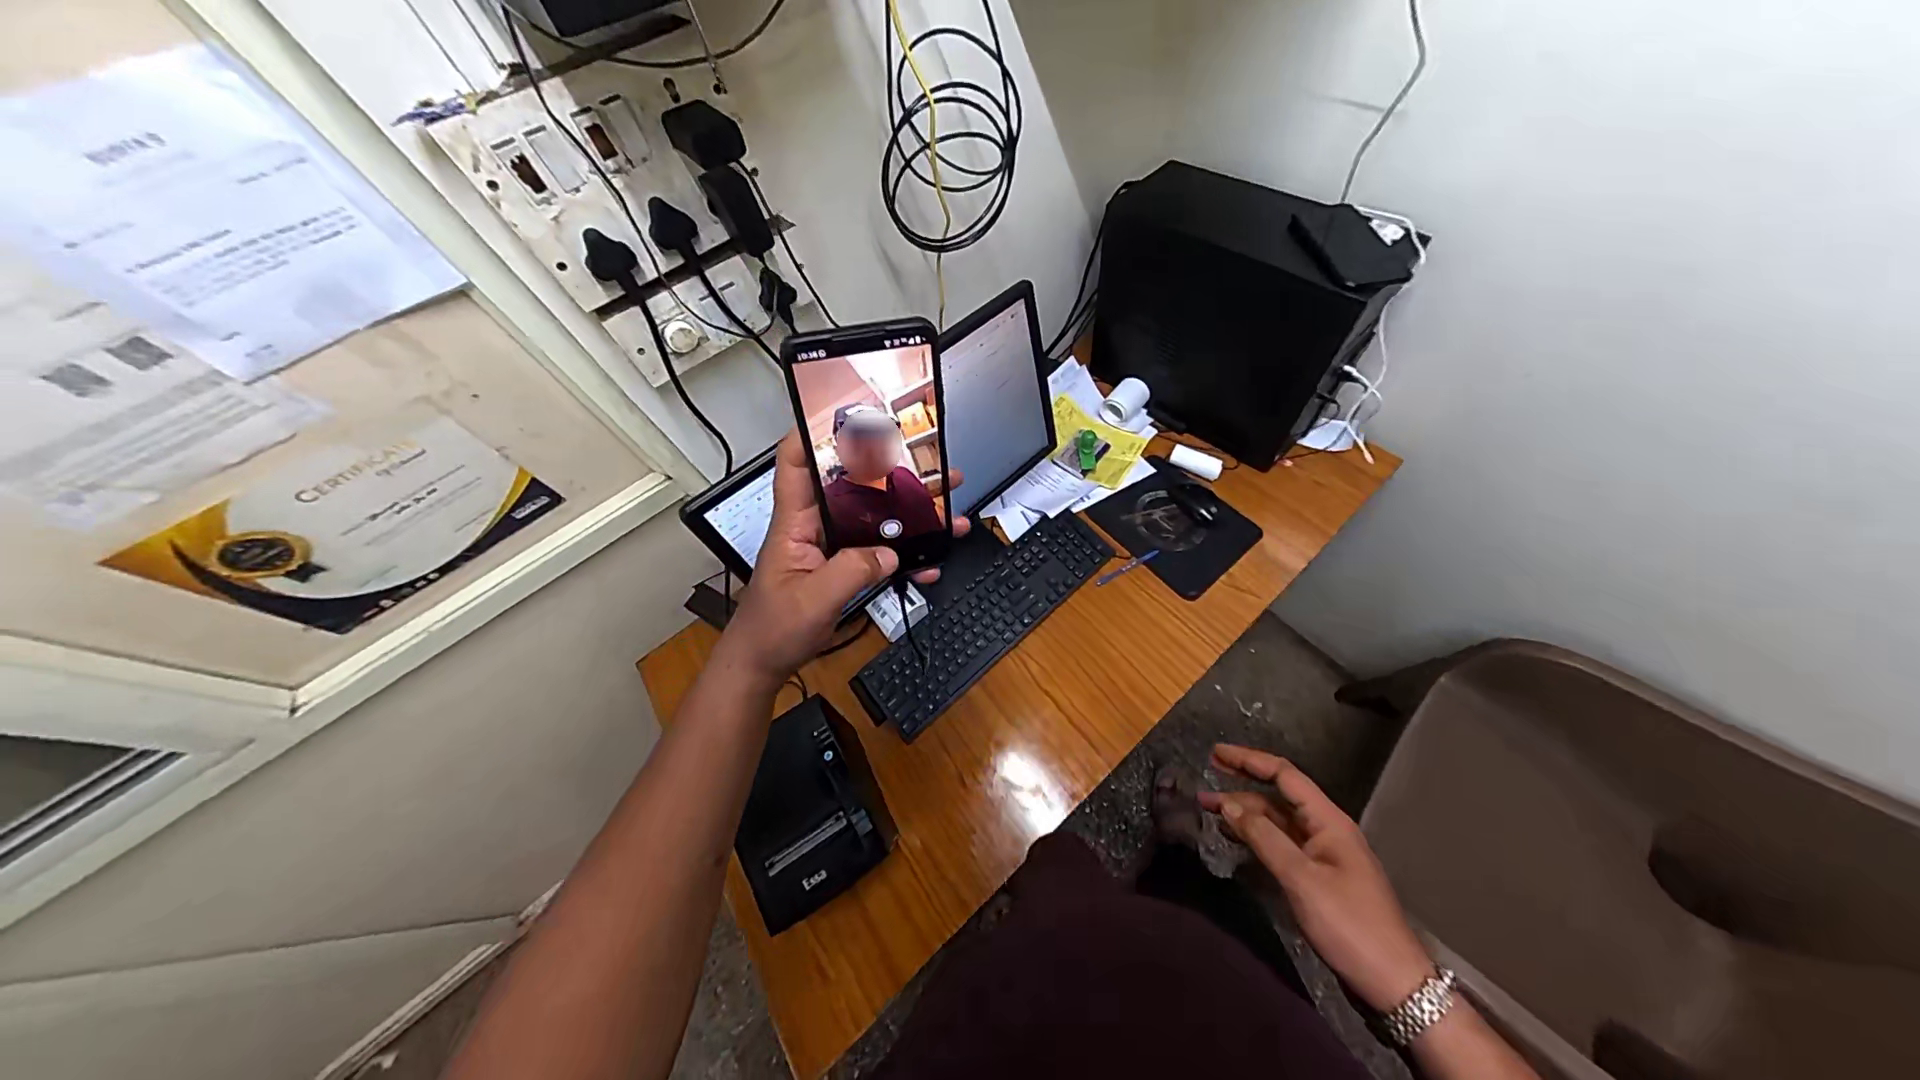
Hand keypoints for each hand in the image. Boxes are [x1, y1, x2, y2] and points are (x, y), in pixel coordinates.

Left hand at [721, 431, 970, 680]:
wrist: (765, 662)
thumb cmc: (771, 630)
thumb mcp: (812, 600)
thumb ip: (852, 572)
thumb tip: (889, 554)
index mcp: (795, 524)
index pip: (796, 464)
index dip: (813, 433)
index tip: (845, 414)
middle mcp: (816, 528)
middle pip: (854, 487)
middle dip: (890, 471)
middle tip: (925, 462)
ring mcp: (834, 548)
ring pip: (877, 519)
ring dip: (912, 513)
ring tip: (946, 506)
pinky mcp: (847, 569)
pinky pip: (883, 554)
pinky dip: (909, 556)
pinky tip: (932, 561)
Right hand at [1200, 744, 1434, 1012]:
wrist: (1394, 983)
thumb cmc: (1350, 925)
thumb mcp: (1301, 879)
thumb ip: (1263, 837)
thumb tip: (1229, 804)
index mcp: (1328, 821)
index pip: (1285, 776)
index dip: (1249, 761)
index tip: (1216, 754)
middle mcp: (1325, 830)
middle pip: (1278, 797)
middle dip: (1240, 787)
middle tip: (1205, 785)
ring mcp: (1322, 855)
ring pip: (1276, 822)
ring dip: (1244, 814)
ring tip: (1210, 813)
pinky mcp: (1317, 878)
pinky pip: (1280, 845)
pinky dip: (1255, 837)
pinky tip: (1235, 839)